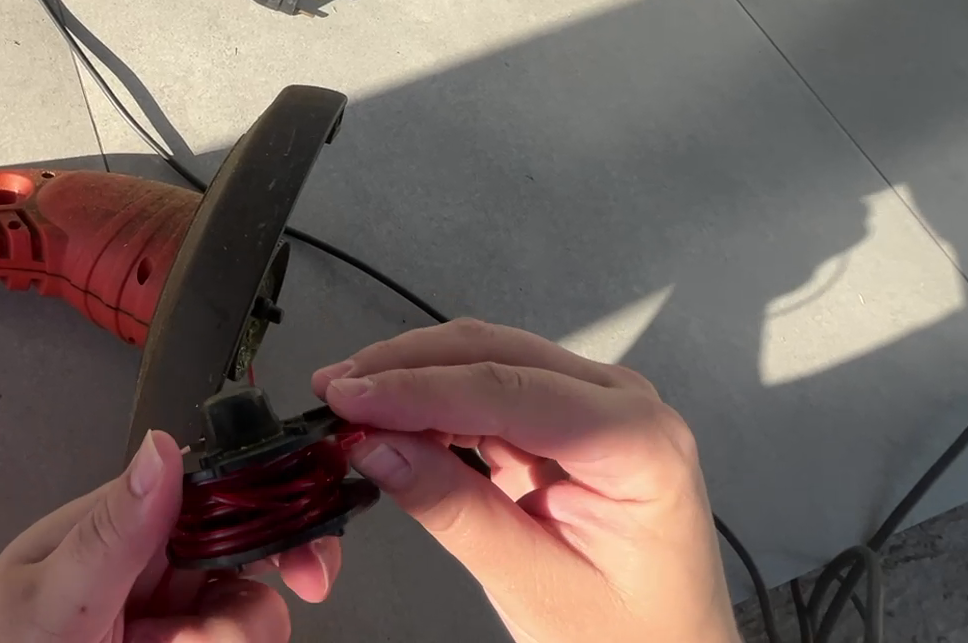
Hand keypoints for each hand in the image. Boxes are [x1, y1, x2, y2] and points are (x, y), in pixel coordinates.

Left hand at [0, 429, 341, 642]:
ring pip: (246, 611)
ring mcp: (169, 616)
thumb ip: (111, 531)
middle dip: (268, 580)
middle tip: (287, 601)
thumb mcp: (51, 595)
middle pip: (243, 552)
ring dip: (235, 634)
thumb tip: (162, 444)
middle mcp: (155, 560)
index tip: (306, 541)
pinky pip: (226, 642)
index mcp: (124, 518)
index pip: (208, 488)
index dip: (264, 501)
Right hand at [311, 319, 737, 642]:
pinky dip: (424, 393)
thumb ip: (451, 509)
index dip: (415, 390)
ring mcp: (584, 396)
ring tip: (345, 397)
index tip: (346, 398)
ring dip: (405, 372)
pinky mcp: (553, 407)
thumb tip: (370, 445)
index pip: (505, 390)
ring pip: (476, 353)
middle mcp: (614, 398)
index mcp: (635, 441)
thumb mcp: (535, 587)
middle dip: (401, 367)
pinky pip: (477, 380)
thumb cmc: (627, 639)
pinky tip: (384, 409)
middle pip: (488, 352)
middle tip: (332, 390)